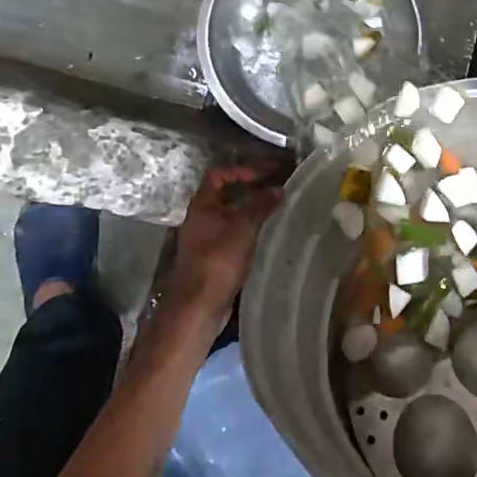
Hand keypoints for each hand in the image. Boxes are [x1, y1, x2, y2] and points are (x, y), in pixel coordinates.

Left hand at [165, 163, 285, 322]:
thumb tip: (278, 189)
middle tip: (274, 192)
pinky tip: (266, 237)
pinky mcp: (212, 259)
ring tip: (275, 212)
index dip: (239, 171)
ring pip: (230, 218)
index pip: (217, 175)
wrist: (198, 305)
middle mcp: (200, 219)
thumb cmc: (218, 259)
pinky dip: (247, 233)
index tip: (262, 176)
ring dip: (250, 214)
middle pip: (225, 196)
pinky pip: (232, 237)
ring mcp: (205, 240)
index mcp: (202, 205)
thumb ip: (260, 205)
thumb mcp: (243, 227)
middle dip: (249, 192)